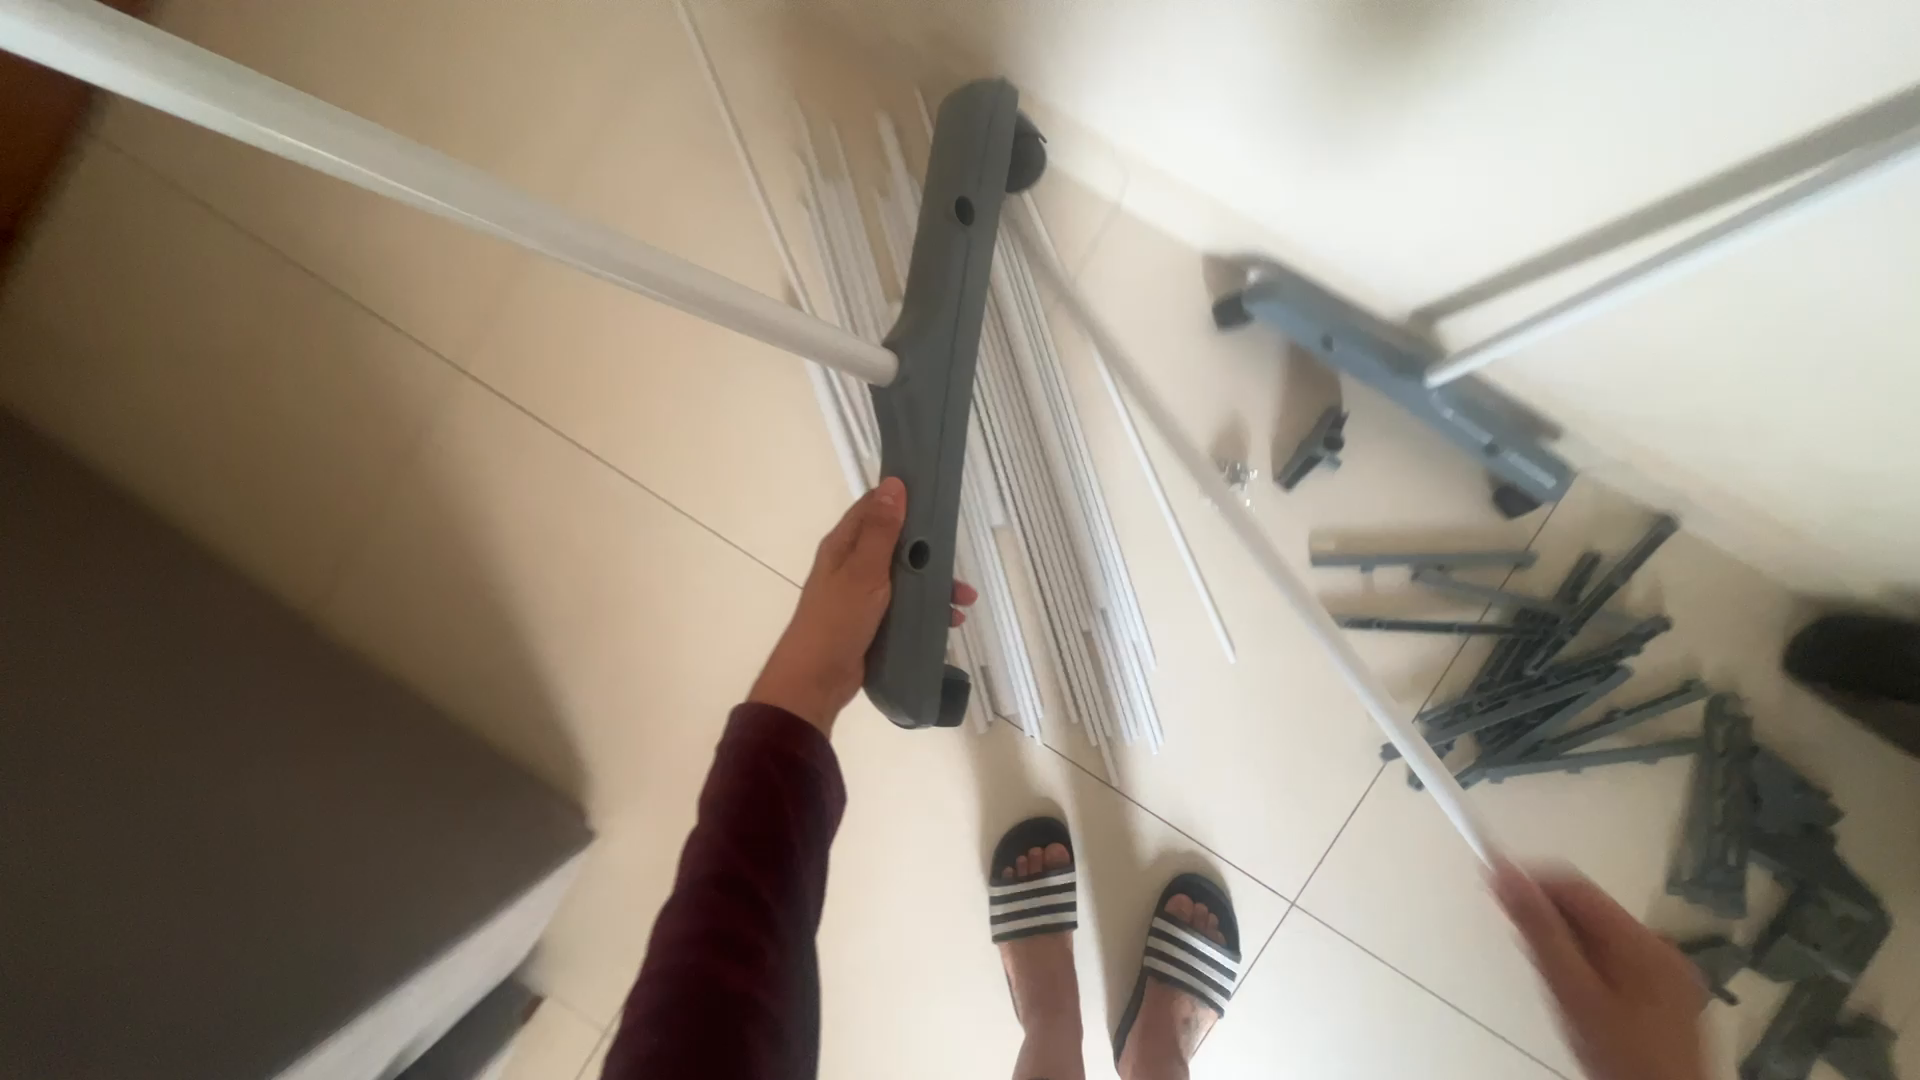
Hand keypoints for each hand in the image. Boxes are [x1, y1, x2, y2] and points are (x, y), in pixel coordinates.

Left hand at [749, 477, 976, 734]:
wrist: (816, 680)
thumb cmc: (837, 620)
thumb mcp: (863, 571)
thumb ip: (881, 530)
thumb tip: (893, 484)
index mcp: (844, 546)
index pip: (874, 509)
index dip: (902, 500)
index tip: (936, 499)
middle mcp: (853, 565)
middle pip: (897, 545)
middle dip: (930, 551)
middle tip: (958, 560)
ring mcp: (863, 595)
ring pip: (906, 578)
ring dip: (935, 585)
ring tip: (964, 600)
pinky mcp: (873, 621)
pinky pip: (905, 607)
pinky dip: (927, 610)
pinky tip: (949, 621)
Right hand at [1489, 860, 1708, 1079]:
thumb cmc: (1615, 1052)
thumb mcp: (1569, 988)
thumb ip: (1537, 926)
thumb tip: (1501, 870)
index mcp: (1641, 942)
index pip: (1573, 885)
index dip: (1529, 881)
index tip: (1494, 891)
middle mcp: (1659, 947)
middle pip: (1586, 907)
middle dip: (1547, 918)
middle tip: (1524, 945)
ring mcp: (1665, 969)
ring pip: (1595, 931)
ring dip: (1563, 941)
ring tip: (1552, 976)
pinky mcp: (1663, 988)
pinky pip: (1611, 953)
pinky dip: (1583, 959)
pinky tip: (1575, 989)